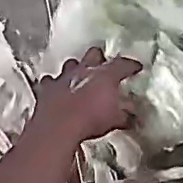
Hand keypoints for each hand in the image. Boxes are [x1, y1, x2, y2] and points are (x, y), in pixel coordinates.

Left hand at [26, 47, 142, 147]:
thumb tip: (131, 117)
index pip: (122, 64)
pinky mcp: (47, 89)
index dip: (130, 65)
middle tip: (104, 63)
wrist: (59, 128)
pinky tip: (55, 88)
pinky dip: (53, 84)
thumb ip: (125, 115)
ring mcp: (64, 77)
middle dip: (100, 58)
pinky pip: (49, 81)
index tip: (135, 67)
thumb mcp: (115, 120)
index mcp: (105, 75)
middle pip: (94, 54)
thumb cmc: (89, 120)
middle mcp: (84, 71)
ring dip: (76, 68)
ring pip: (71, 64)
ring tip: (79, 74)